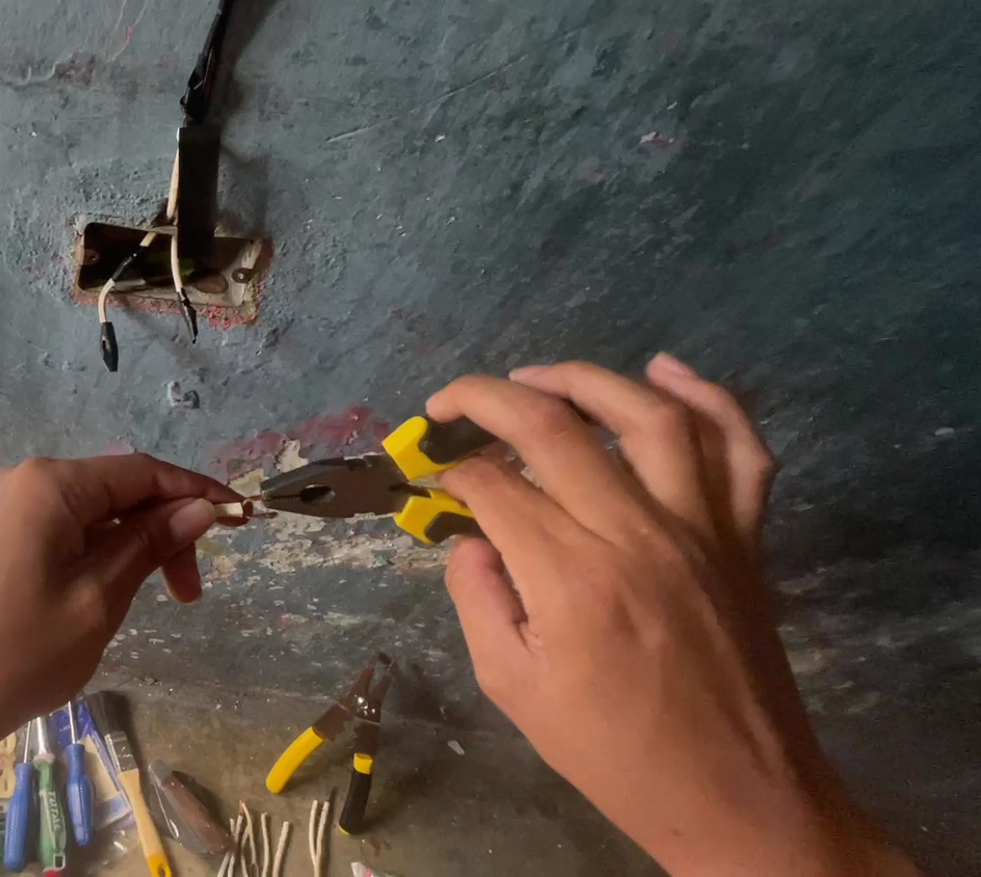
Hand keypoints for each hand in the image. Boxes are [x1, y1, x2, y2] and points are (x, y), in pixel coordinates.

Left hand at [0, 454, 239, 757]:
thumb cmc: (19, 653)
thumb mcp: (99, 598)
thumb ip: (151, 544)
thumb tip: (202, 507)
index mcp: (50, 483)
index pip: (140, 471)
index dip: (194, 490)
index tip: (241, 517)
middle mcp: (27, 479)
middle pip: (117, 489)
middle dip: (163, 528)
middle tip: (189, 594)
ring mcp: (9, 504)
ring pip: (94, 510)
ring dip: (134, 544)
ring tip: (154, 597)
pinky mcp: (1, 531)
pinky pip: (66, 526)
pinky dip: (101, 549)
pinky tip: (111, 586)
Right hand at [433, 355, 913, 876]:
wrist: (743, 802)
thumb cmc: (609, 748)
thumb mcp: (507, 681)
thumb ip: (473, 594)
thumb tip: (467, 534)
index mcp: (569, 575)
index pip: (491, 483)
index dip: (447, 470)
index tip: (429, 479)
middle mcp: (636, 534)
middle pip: (551, 427)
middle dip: (481, 399)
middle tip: (445, 407)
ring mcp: (701, 530)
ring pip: (647, 416)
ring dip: (579, 379)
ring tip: (530, 377)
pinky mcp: (743, 540)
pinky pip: (741, 450)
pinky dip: (709, 398)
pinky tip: (664, 370)